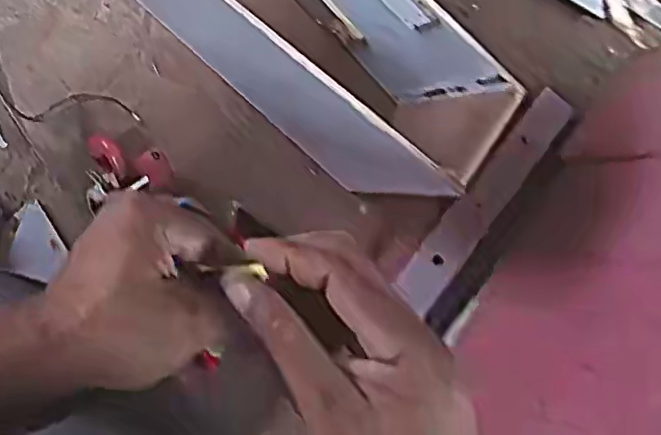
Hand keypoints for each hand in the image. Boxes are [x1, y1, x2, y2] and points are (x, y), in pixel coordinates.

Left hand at [33, 192, 241, 390]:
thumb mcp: (189, 323)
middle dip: (216, 283)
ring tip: (213, 330)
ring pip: (174, 256)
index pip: (213, 236)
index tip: (260, 310)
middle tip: (239, 321)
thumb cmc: (121, 327)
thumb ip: (231, 308)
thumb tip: (254, 304)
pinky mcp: (109, 251)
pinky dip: (171, 291)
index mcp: (147, 211)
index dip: (240, 276)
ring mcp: (116, 227)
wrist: (58, 344)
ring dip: (195, 292)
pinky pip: (153, 263)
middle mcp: (130, 207)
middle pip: (193, 243)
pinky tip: (184, 326)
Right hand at [222, 232, 476, 434]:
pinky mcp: (410, 360)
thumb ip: (284, 339)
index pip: (341, 268)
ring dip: (308, 268)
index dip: (287, 251)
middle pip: (354, 261)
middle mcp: (423, 335)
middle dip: (297, 252)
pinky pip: (361, 303)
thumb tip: (237, 281)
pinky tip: (294, 306)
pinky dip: (322, 291)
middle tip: (253, 264)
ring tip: (266, 281)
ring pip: (357, 276)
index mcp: (411, 345)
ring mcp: (420, 347)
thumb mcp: (326, 409)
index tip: (243, 252)